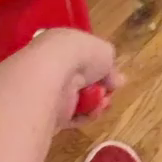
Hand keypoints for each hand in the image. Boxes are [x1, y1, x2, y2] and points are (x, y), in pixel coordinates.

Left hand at [0, 28, 122, 129]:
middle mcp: (50, 66)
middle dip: (99, 89)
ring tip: (103, 103)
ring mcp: (46, 90)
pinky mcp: (45, 112)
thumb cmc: (80, 54)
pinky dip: (83, 116)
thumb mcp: (105, 51)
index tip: (113, 77)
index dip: (99, 68)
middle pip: (79, 81)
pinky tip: (94, 112)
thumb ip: (110, 66)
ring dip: (93, 103)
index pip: (80, 57)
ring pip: (76, 99)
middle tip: (109, 92)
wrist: (52, 73)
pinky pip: (69, 116)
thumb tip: (116, 80)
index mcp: (60, 44)